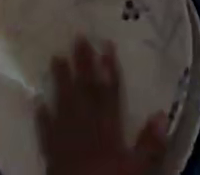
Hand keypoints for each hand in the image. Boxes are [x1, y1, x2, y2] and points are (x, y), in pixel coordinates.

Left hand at [36, 38, 167, 174]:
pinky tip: (38, 102)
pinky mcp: (50, 152)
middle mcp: (85, 125)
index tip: (106, 44)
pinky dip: (42, 116)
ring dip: (60, 80)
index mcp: (107, 127)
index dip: (109, 68)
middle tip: (77, 37)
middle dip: (82, 64)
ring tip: (55, 57)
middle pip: (84, 90)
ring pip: (63, 103)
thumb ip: (149, 142)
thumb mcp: (138, 168)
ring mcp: (65, 137)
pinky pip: (45, 130)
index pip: (109, 92)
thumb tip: (161, 114)